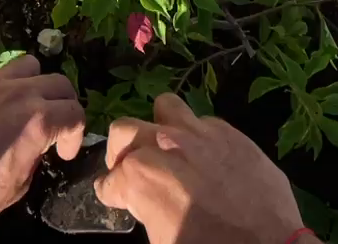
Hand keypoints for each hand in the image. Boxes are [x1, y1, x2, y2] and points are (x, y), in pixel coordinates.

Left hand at [0, 54, 86, 230]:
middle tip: (55, 126)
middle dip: (63, 105)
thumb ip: (37, 153)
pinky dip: (8, 84)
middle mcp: (20, 93)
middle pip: (59, 83)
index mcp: (37, 120)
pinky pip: (0, 71)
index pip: (75, 112)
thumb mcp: (20, 184)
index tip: (63, 152)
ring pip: (30, 65)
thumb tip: (39, 143)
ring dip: (36, 84)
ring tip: (27, 106)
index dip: (75, 135)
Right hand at [95, 93, 306, 243]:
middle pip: (123, 130)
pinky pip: (204, 123)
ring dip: (161, 127)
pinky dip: (200, 139)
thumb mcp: (165, 242)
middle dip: (121, 152)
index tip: (118, 197)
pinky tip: (211, 161)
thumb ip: (148, 212)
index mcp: (141, 179)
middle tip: (132, 169)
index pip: (109, 181)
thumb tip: (147, 203)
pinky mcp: (228, 131)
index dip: (113, 192)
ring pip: (164, 106)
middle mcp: (162, 146)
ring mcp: (197, 133)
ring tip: (171, 149)